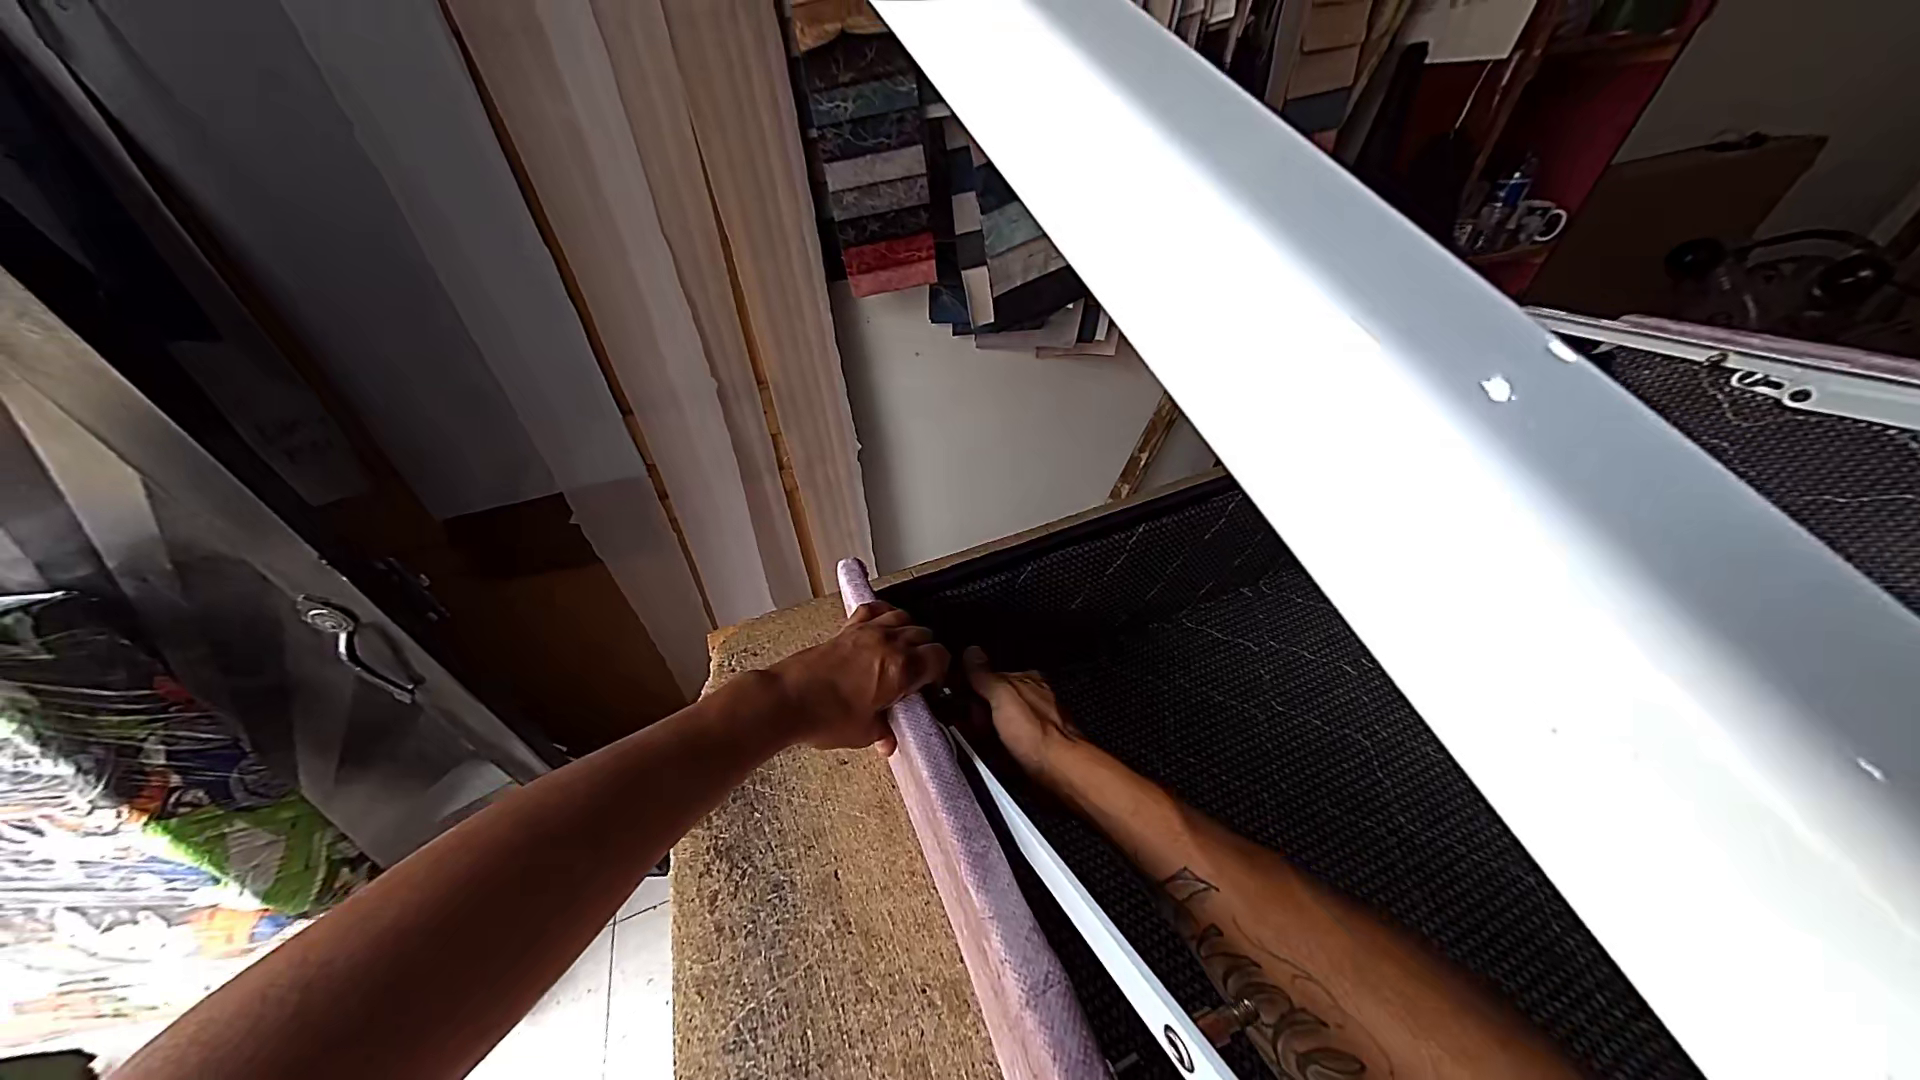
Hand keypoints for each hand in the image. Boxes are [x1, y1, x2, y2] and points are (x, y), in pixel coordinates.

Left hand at [770, 602, 947, 755]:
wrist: (787, 700)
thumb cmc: (824, 715)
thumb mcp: (865, 732)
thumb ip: (884, 731)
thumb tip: (889, 738)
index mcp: (901, 668)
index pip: (939, 656)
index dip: (941, 671)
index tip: (933, 684)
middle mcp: (888, 643)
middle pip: (924, 634)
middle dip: (927, 653)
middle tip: (919, 673)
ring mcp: (867, 631)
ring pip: (903, 617)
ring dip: (910, 631)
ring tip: (905, 650)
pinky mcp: (847, 629)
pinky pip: (874, 609)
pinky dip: (884, 613)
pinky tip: (884, 624)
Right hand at [961, 646, 1083, 784]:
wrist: (1061, 774)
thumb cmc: (1038, 735)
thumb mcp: (1003, 697)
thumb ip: (985, 675)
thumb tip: (971, 653)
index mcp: (1026, 681)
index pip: (988, 677)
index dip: (970, 690)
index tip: (961, 704)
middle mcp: (1032, 701)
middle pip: (991, 704)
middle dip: (977, 718)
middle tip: (976, 728)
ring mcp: (1032, 727)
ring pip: (996, 728)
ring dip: (984, 738)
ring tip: (983, 746)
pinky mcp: (1031, 751)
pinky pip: (1004, 749)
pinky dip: (995, 754)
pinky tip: (994, 760)